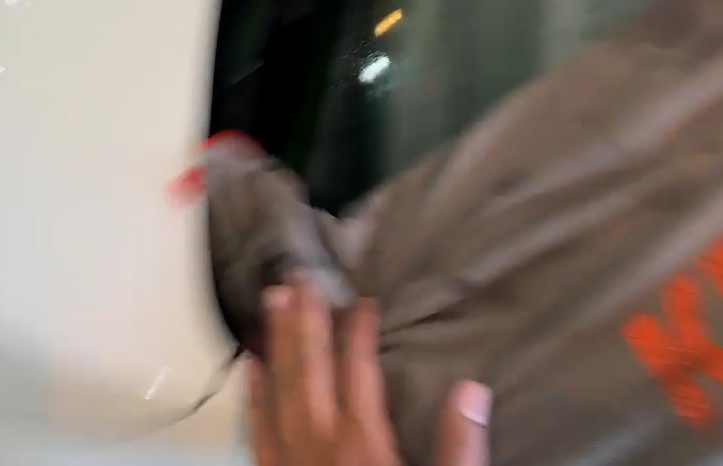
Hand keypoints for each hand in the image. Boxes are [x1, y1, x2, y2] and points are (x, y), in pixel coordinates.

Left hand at [249, 278, 490, 465]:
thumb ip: (460, 448)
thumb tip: (472, 392)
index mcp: (363, 443)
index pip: (359, 367)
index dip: (359, 327)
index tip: (362, 299)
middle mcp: (320, 443)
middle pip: (311, 365)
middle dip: (307, 317)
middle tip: (301, 275)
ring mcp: (290, 461)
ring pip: (278, 386)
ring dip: (276, 340)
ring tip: (271, 299)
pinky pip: (257, 429)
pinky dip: (253, 393)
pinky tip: (251, 366)